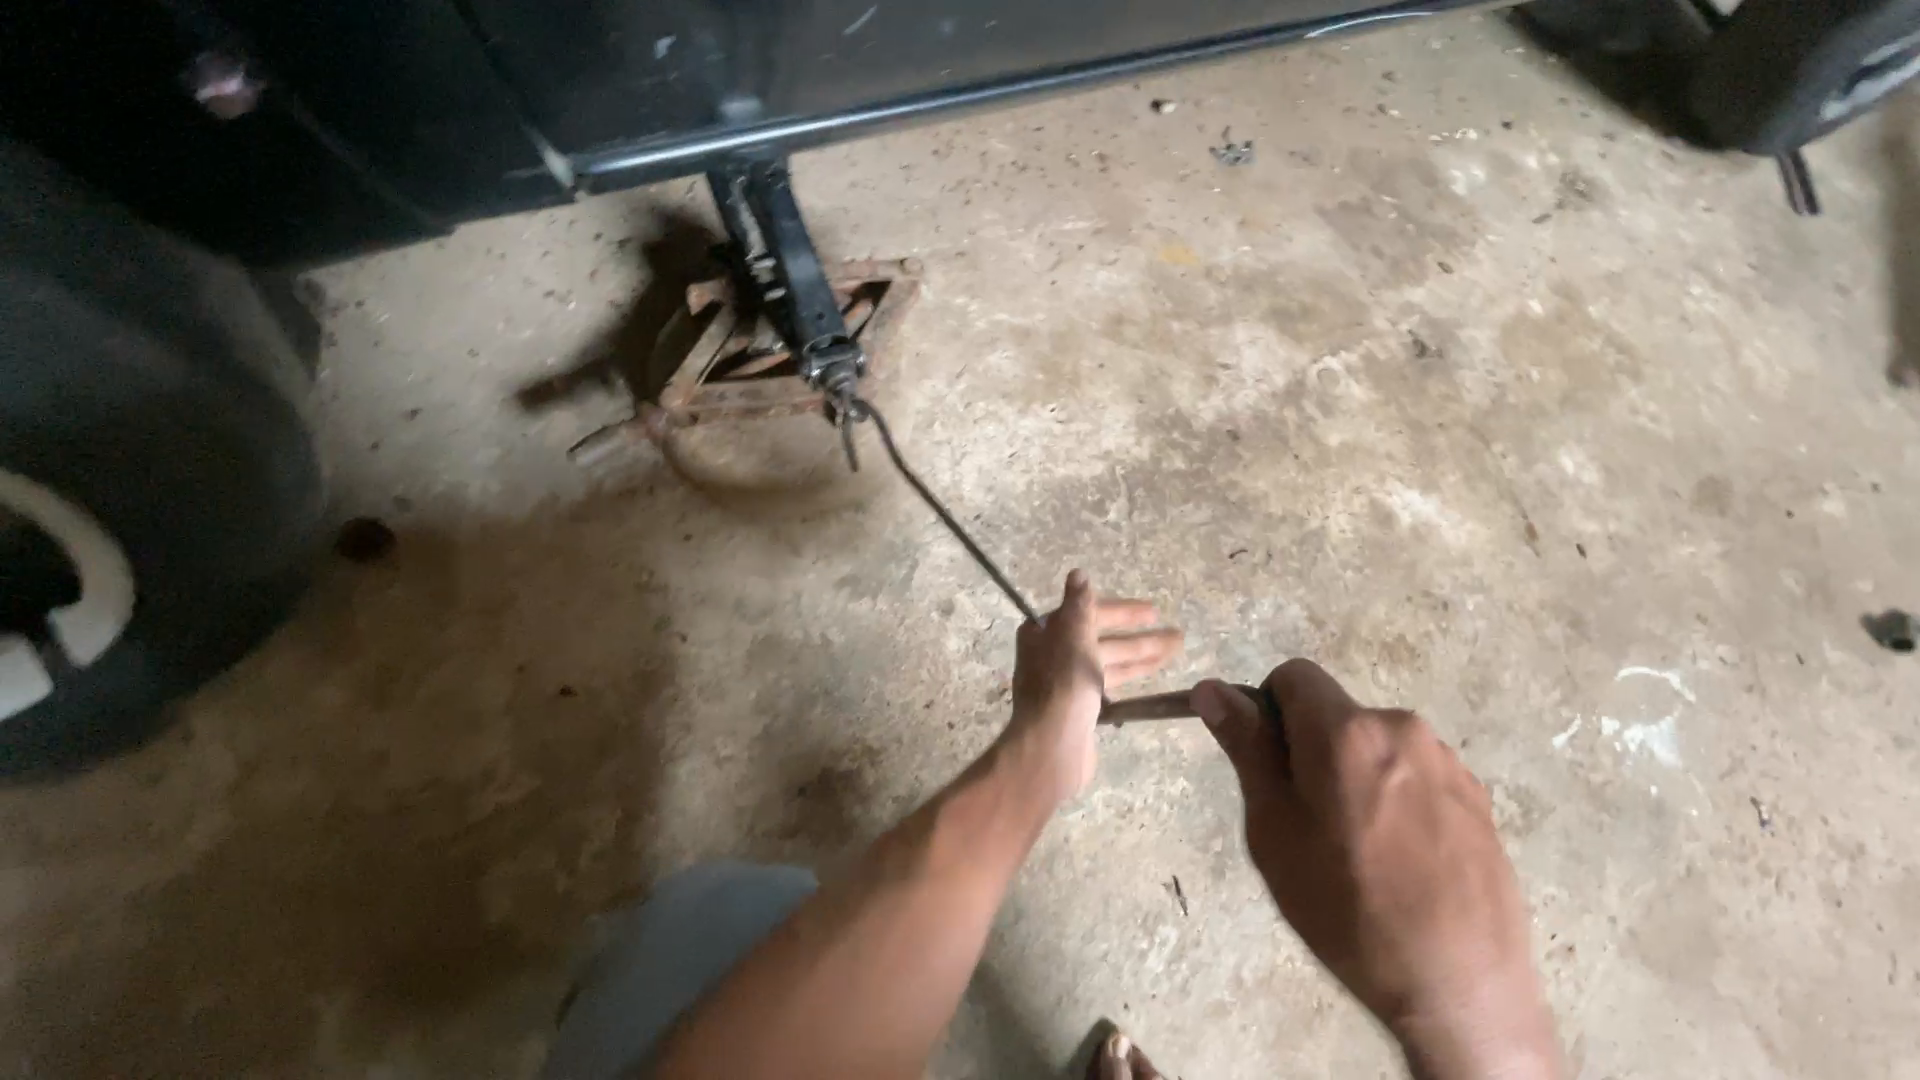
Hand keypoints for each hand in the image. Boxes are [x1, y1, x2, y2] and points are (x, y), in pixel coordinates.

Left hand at [1002, 570, 1181, 802]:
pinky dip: (1129, 676)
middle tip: (1178, 635)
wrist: (1053, 745)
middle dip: (1139, 636)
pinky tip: (1151, 675)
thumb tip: (1078, 573)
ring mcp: (1065, 683)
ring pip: (1108, 662)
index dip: (1122, 611)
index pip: (1088, 613)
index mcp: (1045, 632)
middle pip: (1101, 638)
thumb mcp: (1072, 635)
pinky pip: (1108, 684)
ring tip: (1177, 650)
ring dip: (1142, 655)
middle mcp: (1052, 654)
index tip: (1154, 611)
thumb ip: (1079, 604)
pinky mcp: (1078, 707)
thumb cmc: (1063, 685)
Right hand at [1193, 662, 1559, 1079]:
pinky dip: (1393, 796)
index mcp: (1346, 730)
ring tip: (1357, 849)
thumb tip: (1211, 688)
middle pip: (1334, 714)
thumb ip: (1246, 748)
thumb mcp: (1273, 829)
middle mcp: (1403, 728)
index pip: (1291, 676)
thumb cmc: (1345, 907)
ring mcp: (1448, 763)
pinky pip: (1413, 774)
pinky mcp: (1478, 798)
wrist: (1461, 988)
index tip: (1270, 768)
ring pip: (1374, 746)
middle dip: (1309, 749)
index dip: (1267, 710)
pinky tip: (1401, 859)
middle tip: (1305, 822)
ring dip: (1353, 773)